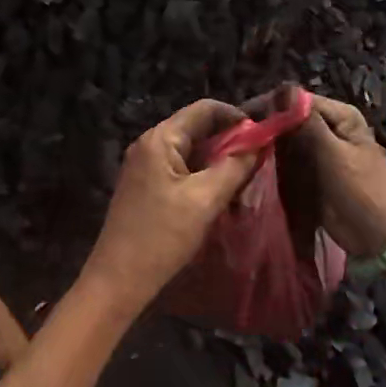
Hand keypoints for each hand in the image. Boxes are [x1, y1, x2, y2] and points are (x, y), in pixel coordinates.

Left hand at [79, 100, 260, 315]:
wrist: (119, 277)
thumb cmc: (162, 236)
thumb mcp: (205, 200)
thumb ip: (233, 167)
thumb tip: (258, 143)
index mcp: (160, 138)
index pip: (204, 109)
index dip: (237, 117)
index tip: (265, 138)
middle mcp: (149, 144)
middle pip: (197, 128)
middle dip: (230, 142)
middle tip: (261, 163)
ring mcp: (145, 165)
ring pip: (191, 151)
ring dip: (218, 161)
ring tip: (246, 182)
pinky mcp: (146, 185)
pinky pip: (181, 169)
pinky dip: (203, 176)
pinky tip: (222, 196)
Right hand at [252, 92, 385, 257]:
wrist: (382, 239)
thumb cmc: (363, 191)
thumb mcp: (335, 153)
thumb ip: (308, 122)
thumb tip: (283, 88)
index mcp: (339, 116)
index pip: (296, 100)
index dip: (269, 106)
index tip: (240, 119)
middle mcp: (327, 127)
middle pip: (287, 118)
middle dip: (264, 126)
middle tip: (234, 137)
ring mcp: (317, 150)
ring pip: (283, 139)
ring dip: (264, 144)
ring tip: (237, 151)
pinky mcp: (309, 170)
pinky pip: (285, 158)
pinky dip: (270, 160)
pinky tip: (250, 163)